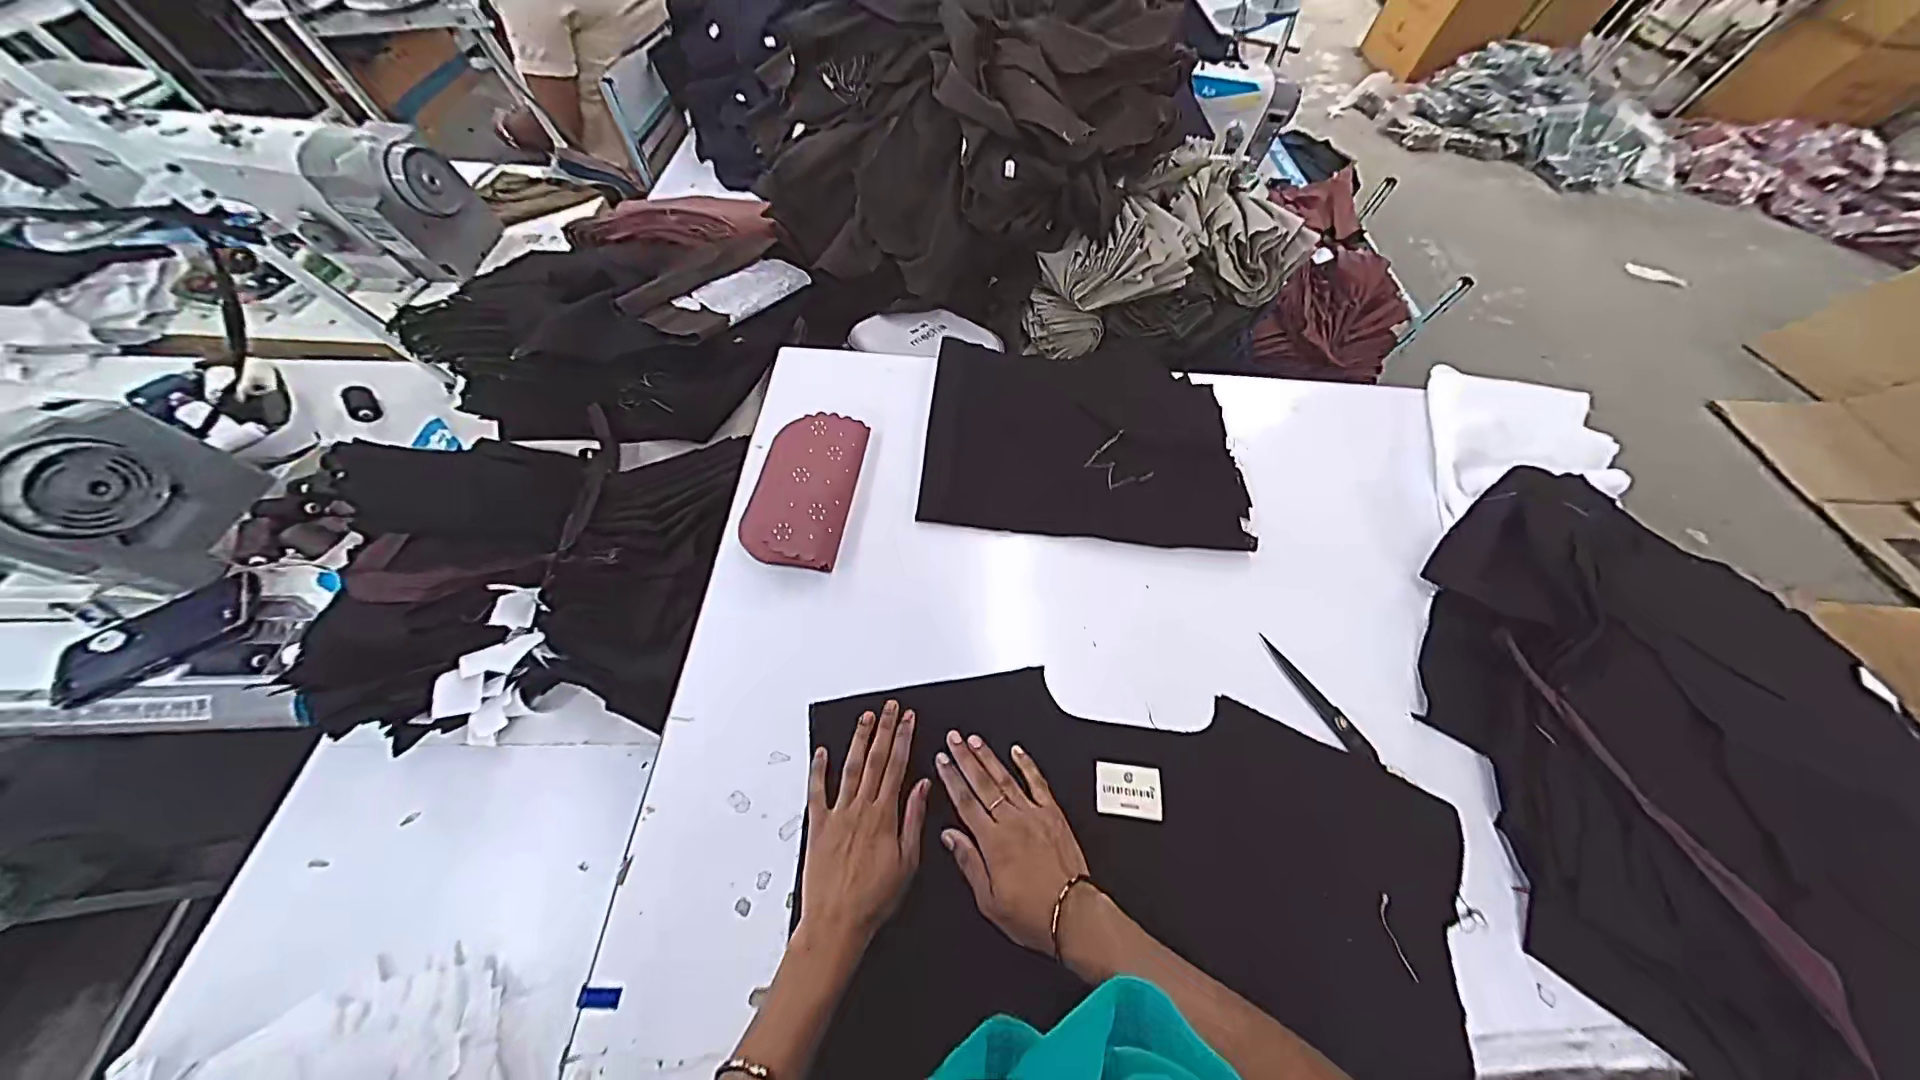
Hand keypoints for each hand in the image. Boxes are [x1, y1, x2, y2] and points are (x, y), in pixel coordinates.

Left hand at [798, 701, 929, 947]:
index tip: (908, 720)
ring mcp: (837, 815)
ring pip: (850, 768)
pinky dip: (819, 770)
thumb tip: (921, 787)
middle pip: (875, 759)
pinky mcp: (817, 826)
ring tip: (866, 719)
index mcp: (884, 817)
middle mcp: (860, 810)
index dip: (903, 739)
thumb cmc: (873, 899)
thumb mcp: (908, 862)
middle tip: (890, 708)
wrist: (836, 923)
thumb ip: (914, 819)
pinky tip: (822, 752)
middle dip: (884, 729)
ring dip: (859, 740)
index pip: (897, 766)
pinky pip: (816, 791)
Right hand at [935, 733, 1089, 955]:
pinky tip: (1017, 751)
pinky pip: (1038, 783)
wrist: (1073, 915)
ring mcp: (1034, 815)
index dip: (951, 778)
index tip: (941, 761)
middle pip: (982, 783)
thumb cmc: (1033, 914)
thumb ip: (968, 862)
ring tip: (974, 740)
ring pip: (1006, 778)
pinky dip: (1027, 764)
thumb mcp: (989, 900)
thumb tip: (950, 837)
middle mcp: (1012, 822)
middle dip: (964, 758)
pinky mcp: (1054, 815)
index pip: (965, 801)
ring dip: (988, 756)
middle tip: (953, 739)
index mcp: (993, 842)